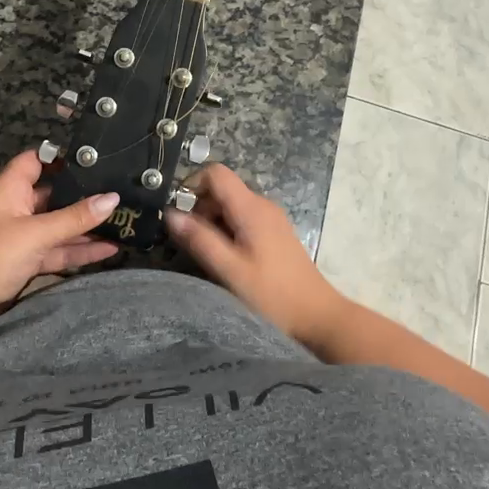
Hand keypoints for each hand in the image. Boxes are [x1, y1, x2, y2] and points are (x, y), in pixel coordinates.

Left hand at [0, 149, 121, 315]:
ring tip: (125, 221)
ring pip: (60, 223)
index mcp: (11, 187)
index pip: (38, 159)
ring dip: (87, 226)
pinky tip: (110, 249)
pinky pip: (58, 248)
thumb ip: (75, 218)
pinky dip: (79, 249)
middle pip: (55, 193)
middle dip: (85, 193)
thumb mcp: (36, 235)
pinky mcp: (27, 257)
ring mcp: (23, 233)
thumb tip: (113, 198)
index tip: (97, 156)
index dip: (63, 156)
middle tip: (122, 189)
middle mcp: (17, 205)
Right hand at [164, 165, 348, 345]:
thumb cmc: (273, 295)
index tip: (180, 215)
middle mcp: (262, 205)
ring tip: (209, 257)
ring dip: (213, 224)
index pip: (215, 173)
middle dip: (200, 210)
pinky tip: (228, 261)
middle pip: (222, 190)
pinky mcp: (275, 233)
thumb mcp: (230, 270)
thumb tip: (170, 213)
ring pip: (231, 206)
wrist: (318, 316)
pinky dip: (228, 232)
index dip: (192, 186)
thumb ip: (200, 239)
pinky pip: (243, 219)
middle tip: (193, 244)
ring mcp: (271, 218)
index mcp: (251, 208)